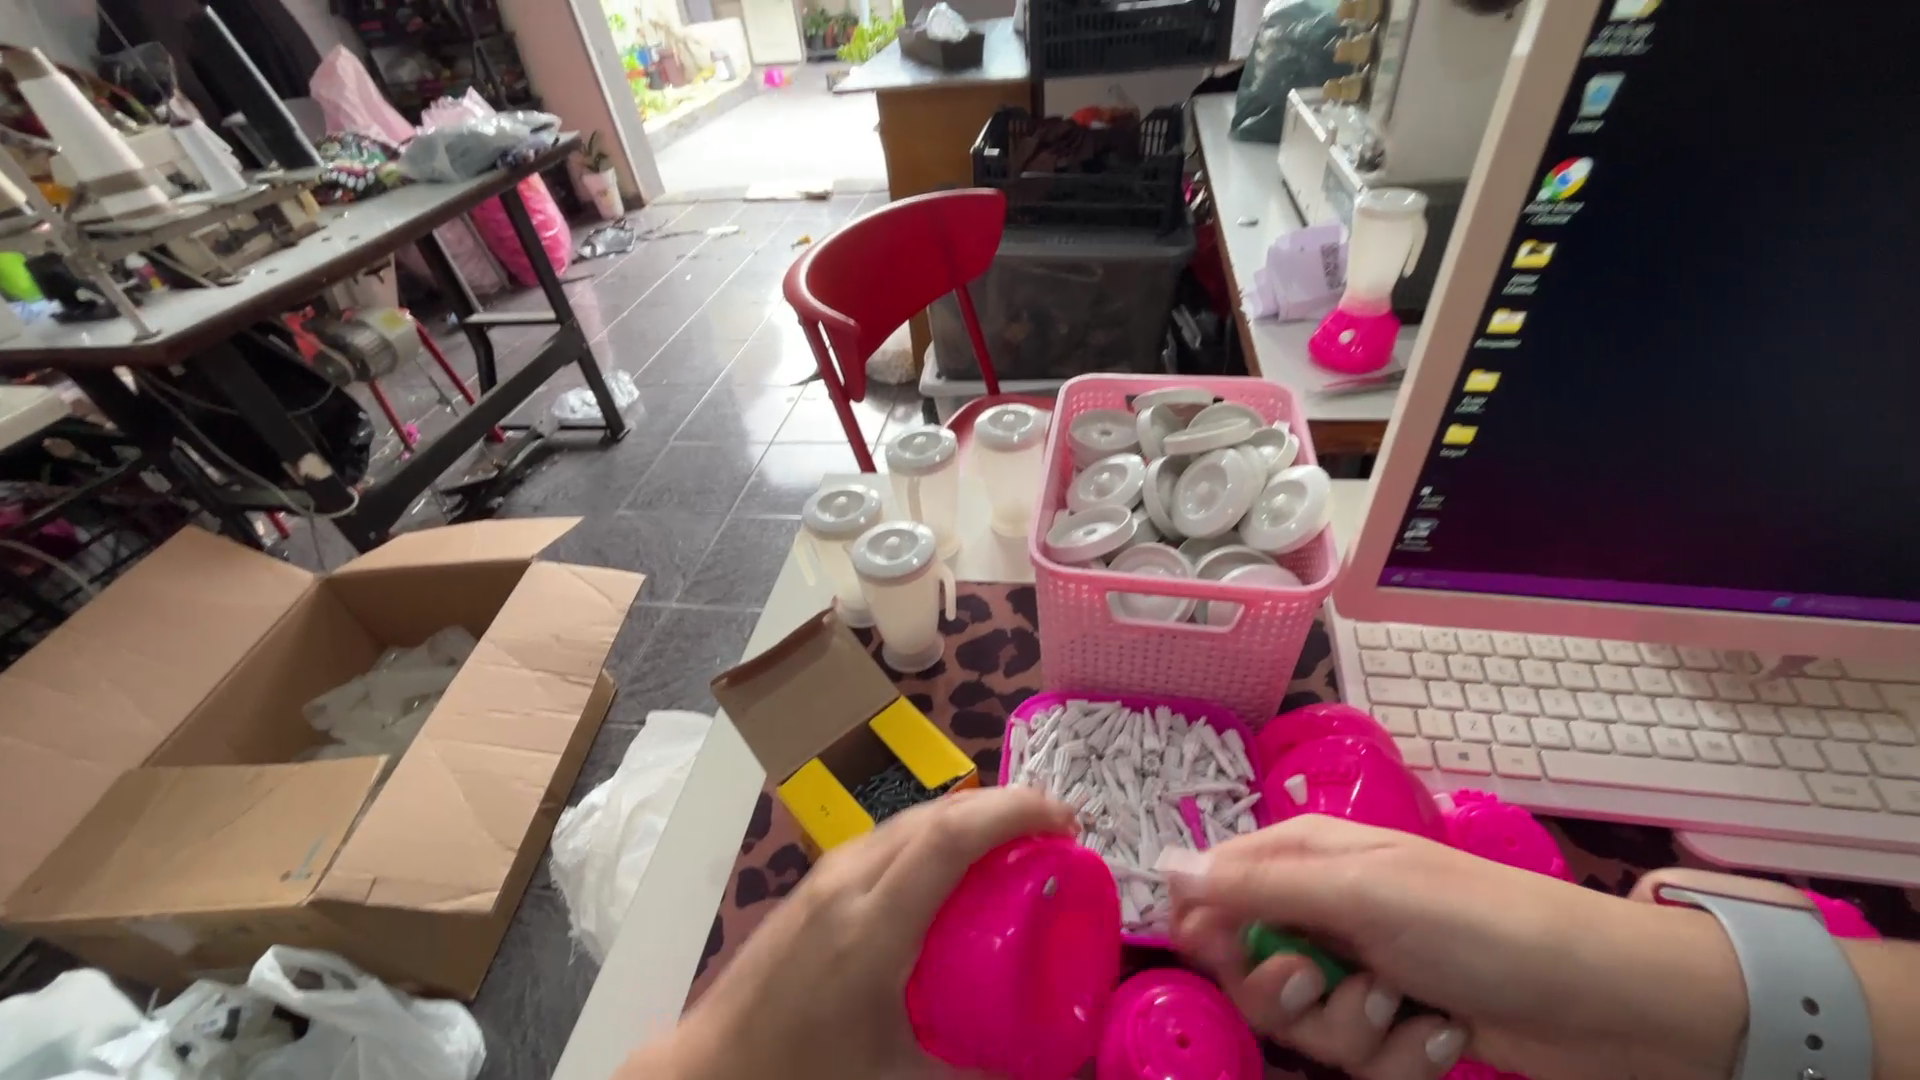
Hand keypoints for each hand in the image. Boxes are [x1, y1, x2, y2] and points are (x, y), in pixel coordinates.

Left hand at [634, 787, 1076, 1079]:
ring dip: (972, 815)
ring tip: (1018, 839)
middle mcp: (850, 878)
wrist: (708, 1069)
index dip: (1013, 812)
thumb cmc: (802, 1072)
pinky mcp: (820, 877)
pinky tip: (958, 864)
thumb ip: (975, 1065)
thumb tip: (1042, 1060)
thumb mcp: (896, 1077)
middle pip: (937, 814)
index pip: (950, 836)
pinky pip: (893, 836)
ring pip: (913, 818)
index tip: (1065, 821)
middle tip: (1057, 830)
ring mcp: (830, 871)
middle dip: (1004, 806)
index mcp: (871, 925)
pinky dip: (940, 833)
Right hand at [1168, 815, 1746, 1079]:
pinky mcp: (1395, 1021)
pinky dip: (1402, 1055)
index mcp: (1303, 859)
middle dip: (1285, 993)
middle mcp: (1321, 910)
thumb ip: (1256, 886)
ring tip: (1412, 1009)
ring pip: (1305, 1020)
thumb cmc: (1474, 924)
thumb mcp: (1359, 896)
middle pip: (1250, 964)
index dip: (1207, 928)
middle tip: (1322, 985)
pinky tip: (1446, 1032)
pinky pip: (1359, 1055)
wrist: (1609, 1002)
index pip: (1213, 887)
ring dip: (1356, 1029)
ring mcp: (1358, 968)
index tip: (1221, 956)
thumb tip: (1165, 866)